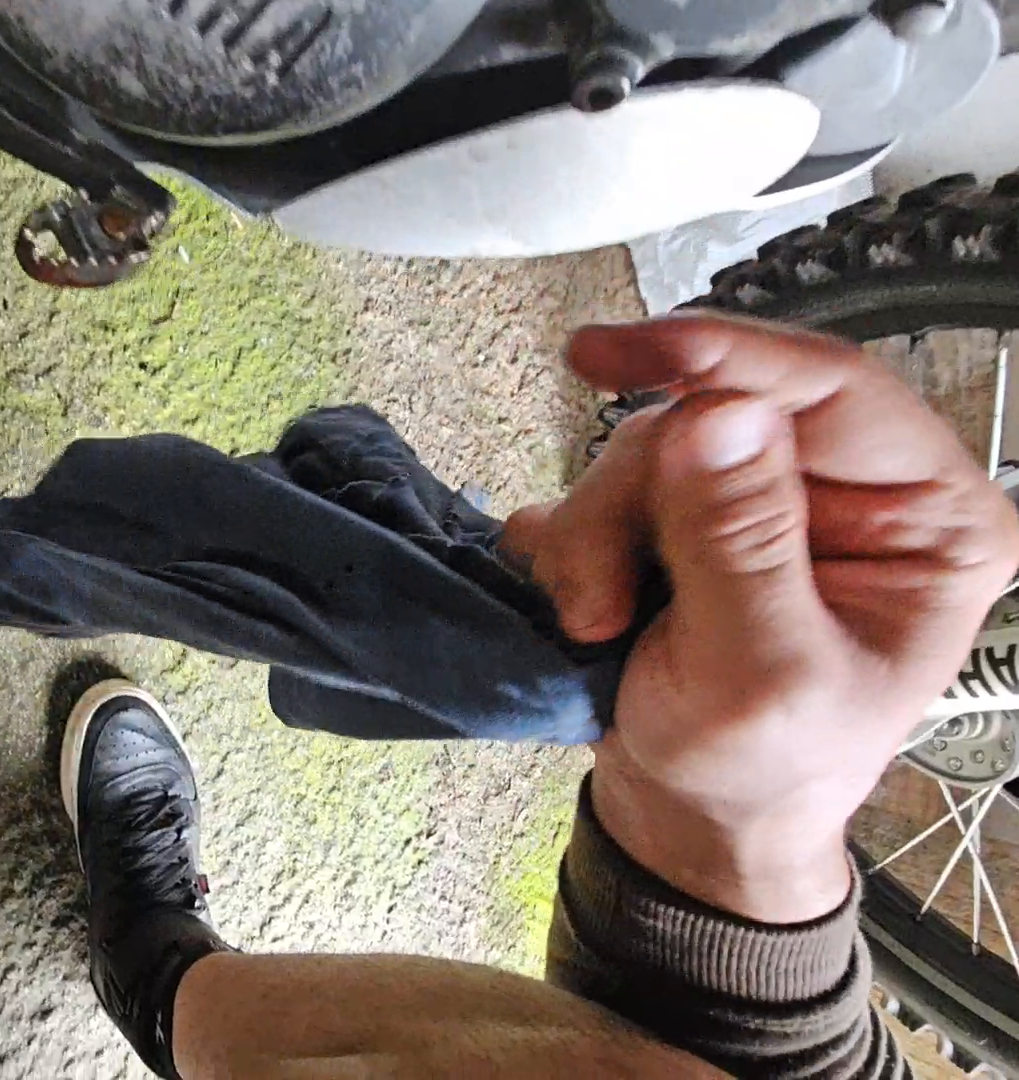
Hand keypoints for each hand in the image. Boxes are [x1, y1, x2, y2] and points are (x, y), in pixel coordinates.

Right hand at [506, 315, 1018, 922]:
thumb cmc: (754, 761)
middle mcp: (822, 495)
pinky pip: (583, 497)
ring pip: (625, 464)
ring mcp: (730, 509)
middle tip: (597, 608)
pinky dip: (562, 548)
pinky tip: (571, 596)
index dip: (712, 356)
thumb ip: (740, 545)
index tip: (601, 353)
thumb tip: (717, 417)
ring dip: (584, 546)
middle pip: (691, 429)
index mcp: (908, 517)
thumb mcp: (757, 668)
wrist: (686, 806)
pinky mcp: (655, 529)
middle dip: (619, 515)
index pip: (823, 390)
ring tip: (590, 624)